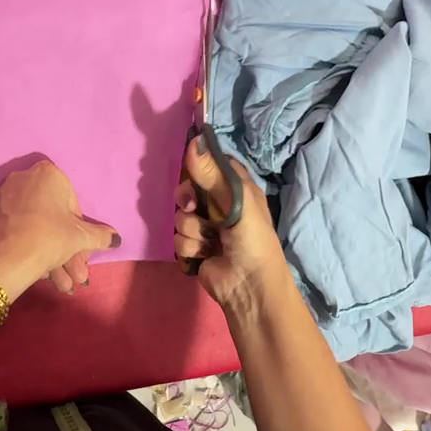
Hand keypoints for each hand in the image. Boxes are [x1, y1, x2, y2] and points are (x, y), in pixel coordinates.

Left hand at [0, 158, 120, 298]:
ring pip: (35, 227)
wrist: (5, 260)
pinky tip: (40, 274)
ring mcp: (3, 196)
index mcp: (48, 174)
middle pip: (52, 218)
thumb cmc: (49, 238)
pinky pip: (17, 230)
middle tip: (75, 275)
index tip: (80, 252)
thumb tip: (116, 238)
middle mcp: (23, 178)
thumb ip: (100, 236)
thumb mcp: (80, 238)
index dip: (79, 232)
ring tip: (61, 284)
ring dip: (52, 256)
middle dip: (66, 250)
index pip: (72, 204)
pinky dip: (30, 248)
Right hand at [175, 134, 287, 315]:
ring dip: (192, 229)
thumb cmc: (253, 241)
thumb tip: (193, 141)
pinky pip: (177, 238)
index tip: (189, 167)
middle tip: (193, 208)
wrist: (250, 289)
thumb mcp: (237, 204)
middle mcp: (220, 204)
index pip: (210, 164)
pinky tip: (204, 255)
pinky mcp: (194, 247)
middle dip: (187, 200)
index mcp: (236, 188)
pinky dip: (190, 247)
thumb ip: (213, 175)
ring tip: (209, 242)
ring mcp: (206, 227)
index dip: (197, 165)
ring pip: (180, 215)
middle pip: (188, 188)